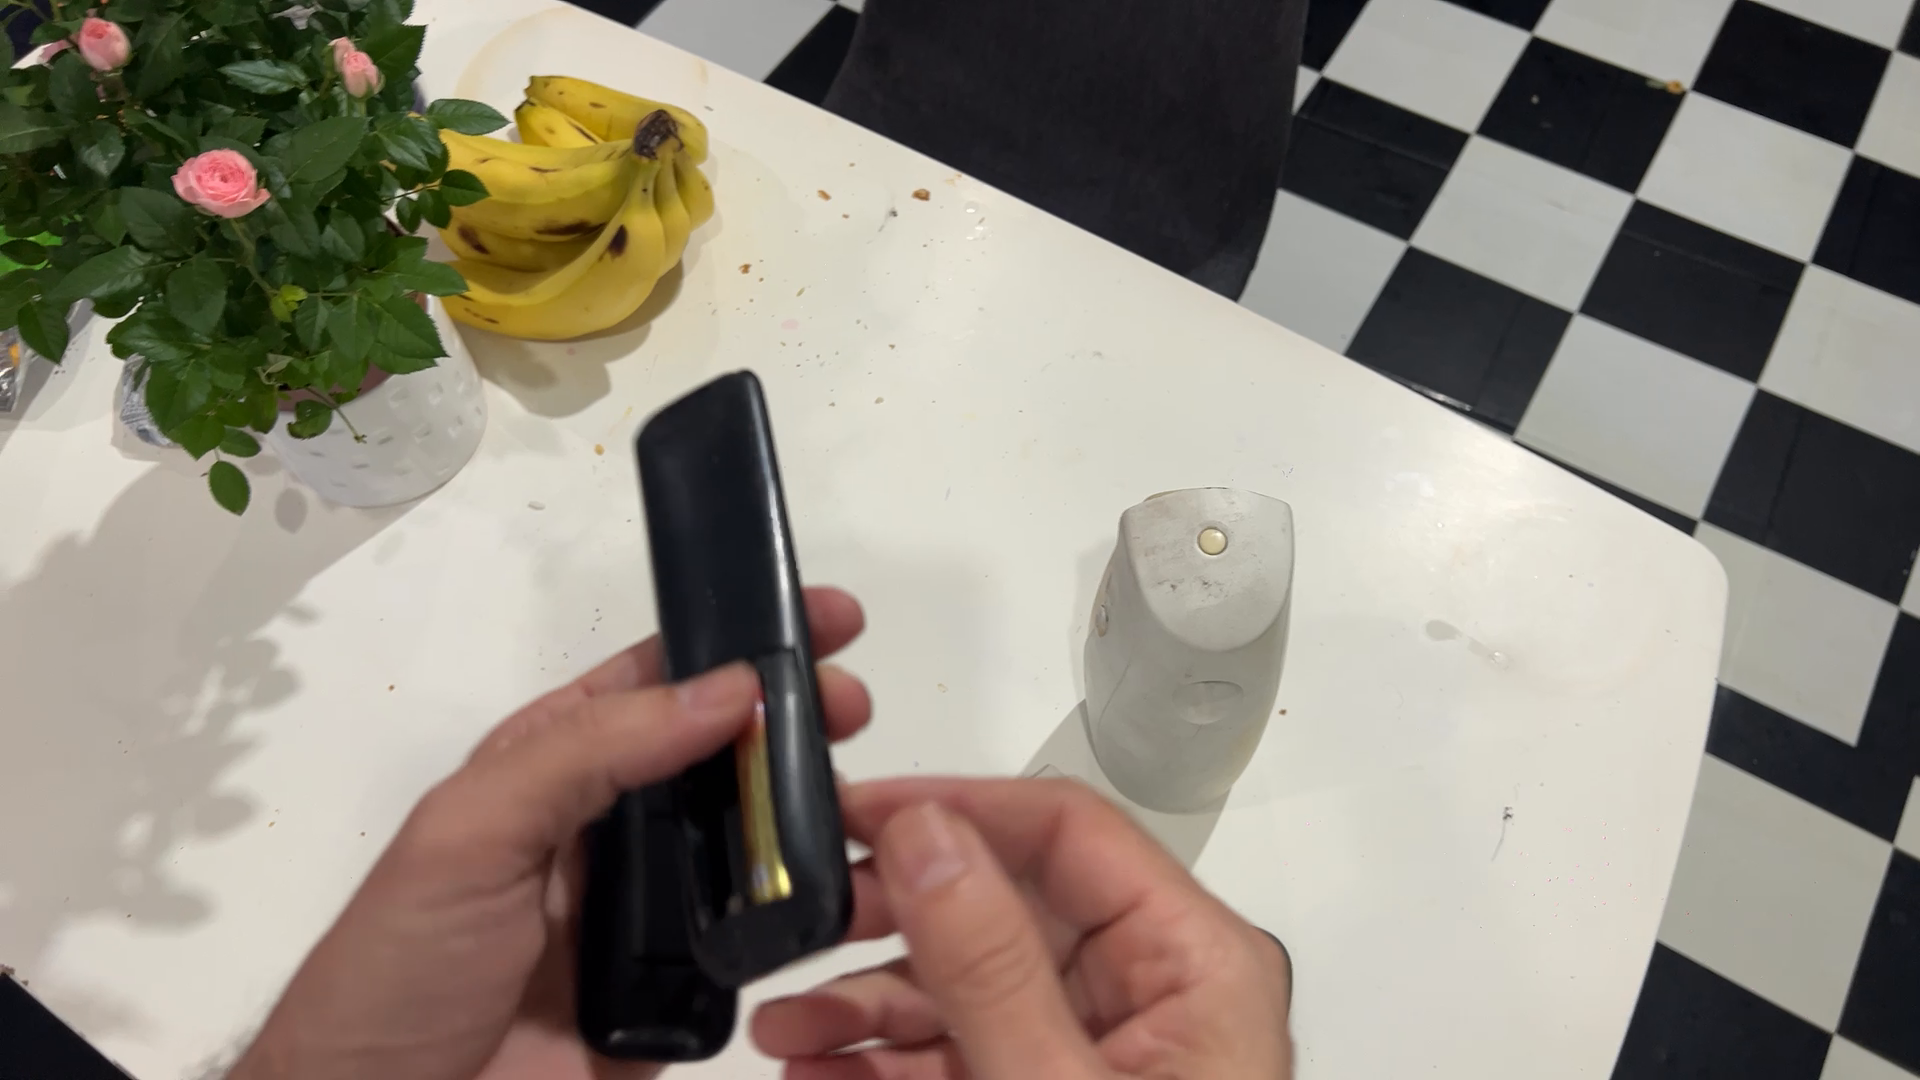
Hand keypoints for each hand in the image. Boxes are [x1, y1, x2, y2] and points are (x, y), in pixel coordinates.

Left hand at [231, 588, 871, 1079]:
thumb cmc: (413, 967)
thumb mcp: (476, 829)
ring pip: (765, 813)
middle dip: (801, 705)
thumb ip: (599, 746)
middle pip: (734, 736)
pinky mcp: (702, 959)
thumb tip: (737, 687)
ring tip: (867, 788)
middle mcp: (631, 806)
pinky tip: (861, 865)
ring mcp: (671, 883)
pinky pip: (774, 905)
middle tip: (853, 704)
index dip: (747, 634)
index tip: (829, 619)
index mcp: (574, 752)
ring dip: (821, 787)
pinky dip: (821, 879)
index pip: (672, 671)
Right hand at [752, 778, 1293, 1078]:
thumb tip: (924, 827)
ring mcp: (1096, 1038)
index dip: (961, 803)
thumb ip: (988, 962)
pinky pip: (962, 1040)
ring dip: (873, 989)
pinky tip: (815, 1067)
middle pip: (1008, 895)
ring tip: (786, 1016)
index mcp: (1188, 960)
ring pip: (973, 969)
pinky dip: (886, 1052)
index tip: (863, 810)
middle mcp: (1147, 982)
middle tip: (812, 908)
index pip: (1066, 828)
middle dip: (900, 906)